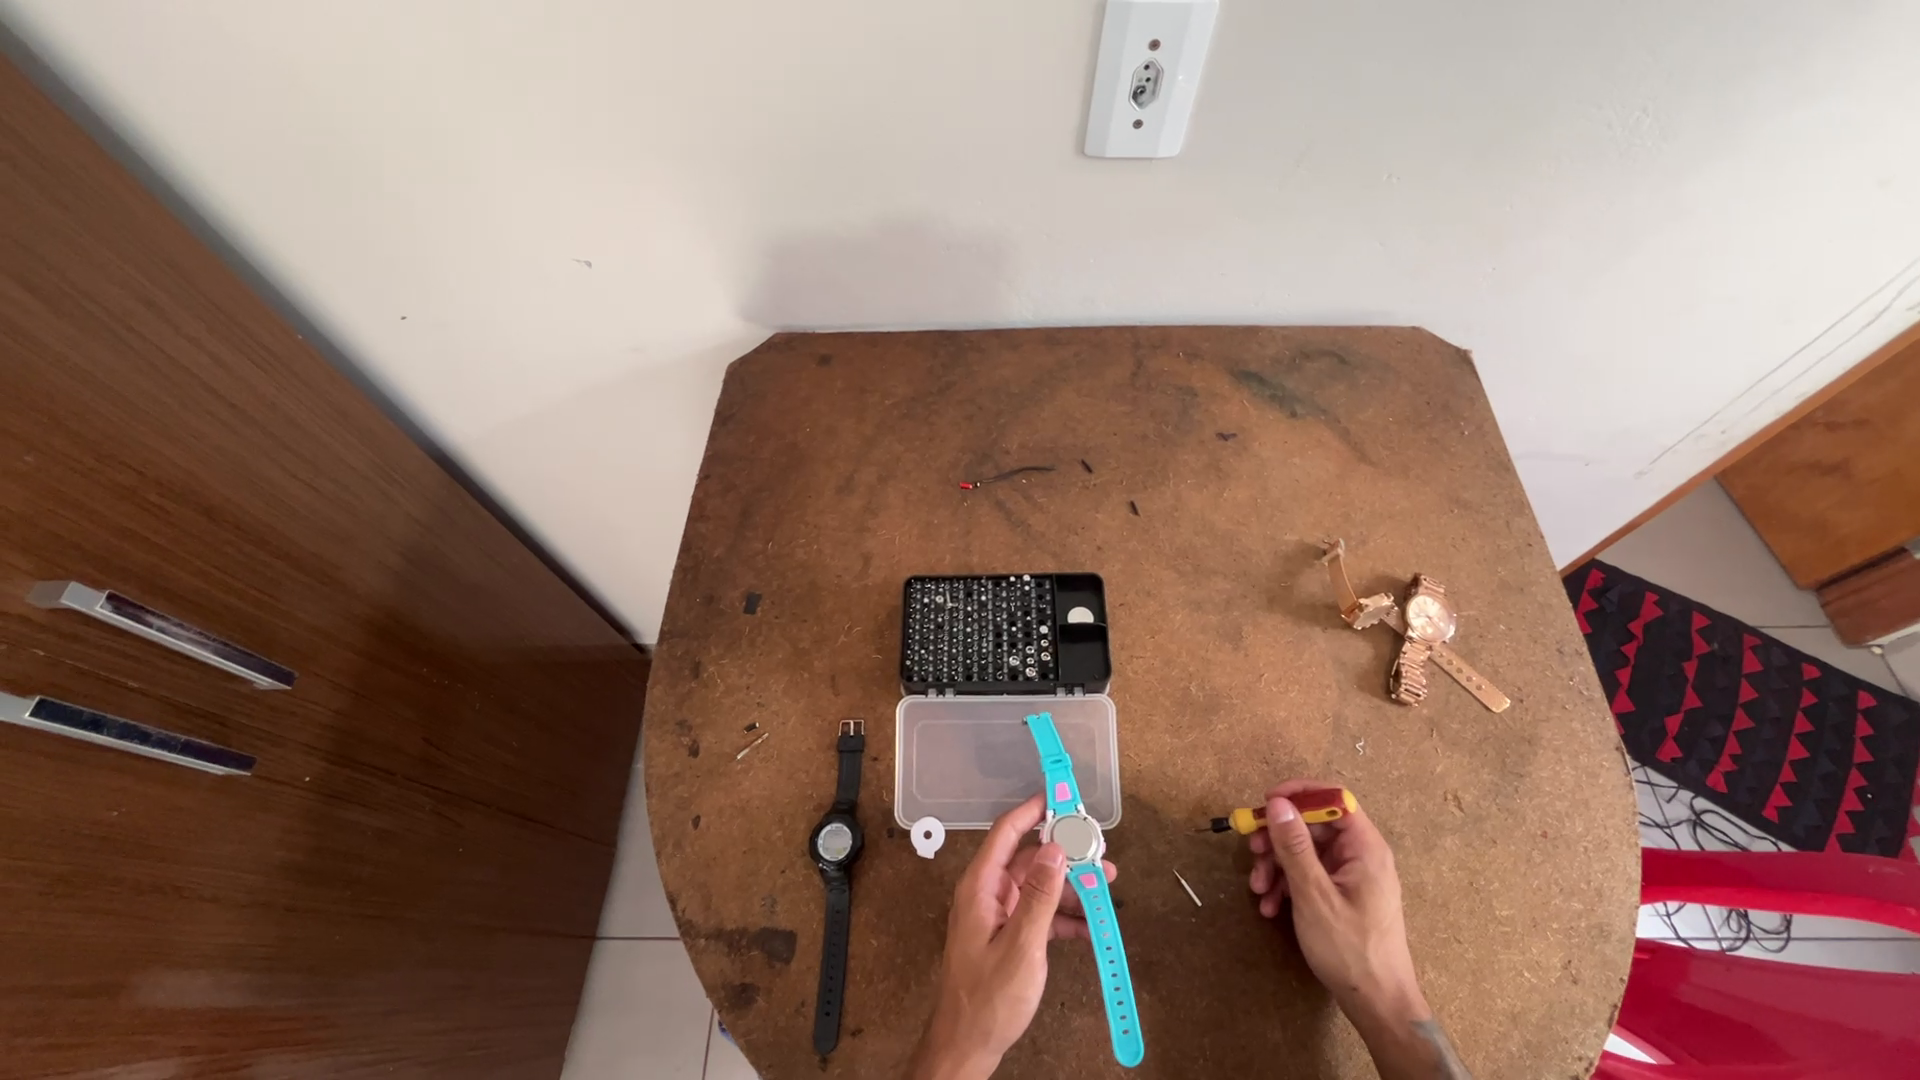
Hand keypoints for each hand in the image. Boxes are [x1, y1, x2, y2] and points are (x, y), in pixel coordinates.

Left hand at [908, 795, 1117, 1079]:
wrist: (967, 1046)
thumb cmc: (988, 998)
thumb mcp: (1022, 946)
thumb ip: (1040, 896)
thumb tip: (1055, 848)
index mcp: (981, 886)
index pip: (1006, 832)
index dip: (1032, 811)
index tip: (1060, 797)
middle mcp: (988, 893)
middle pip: (1029, 859)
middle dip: (1065, 855)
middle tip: (1100, 854)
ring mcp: (998, 915)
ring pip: (1038, 887)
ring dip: (1070, 888)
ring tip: (1105, 890)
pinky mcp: (1008, 936)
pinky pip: (1039, 914)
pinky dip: (1063, 918)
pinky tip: (1090, 928)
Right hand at [1247, 781, 1423, 1023]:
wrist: (1377, 1005)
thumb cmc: (1350, 948)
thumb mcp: (1313, 894)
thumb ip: (1294, 845)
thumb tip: (1277, 802)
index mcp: (1365, 848)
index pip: (1334, 798)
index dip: (1299, 794)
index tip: (1266, 803)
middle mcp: (1361, 856)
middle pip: (1314, 826)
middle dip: (1278, 837)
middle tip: (1252, 850)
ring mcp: (1351, 877)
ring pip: (1306, 852)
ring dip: (1277, 865)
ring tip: (1258, 889)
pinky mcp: (1342, 896)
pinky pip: (1310, 875)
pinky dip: (1287, 885)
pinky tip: (1271, 907)